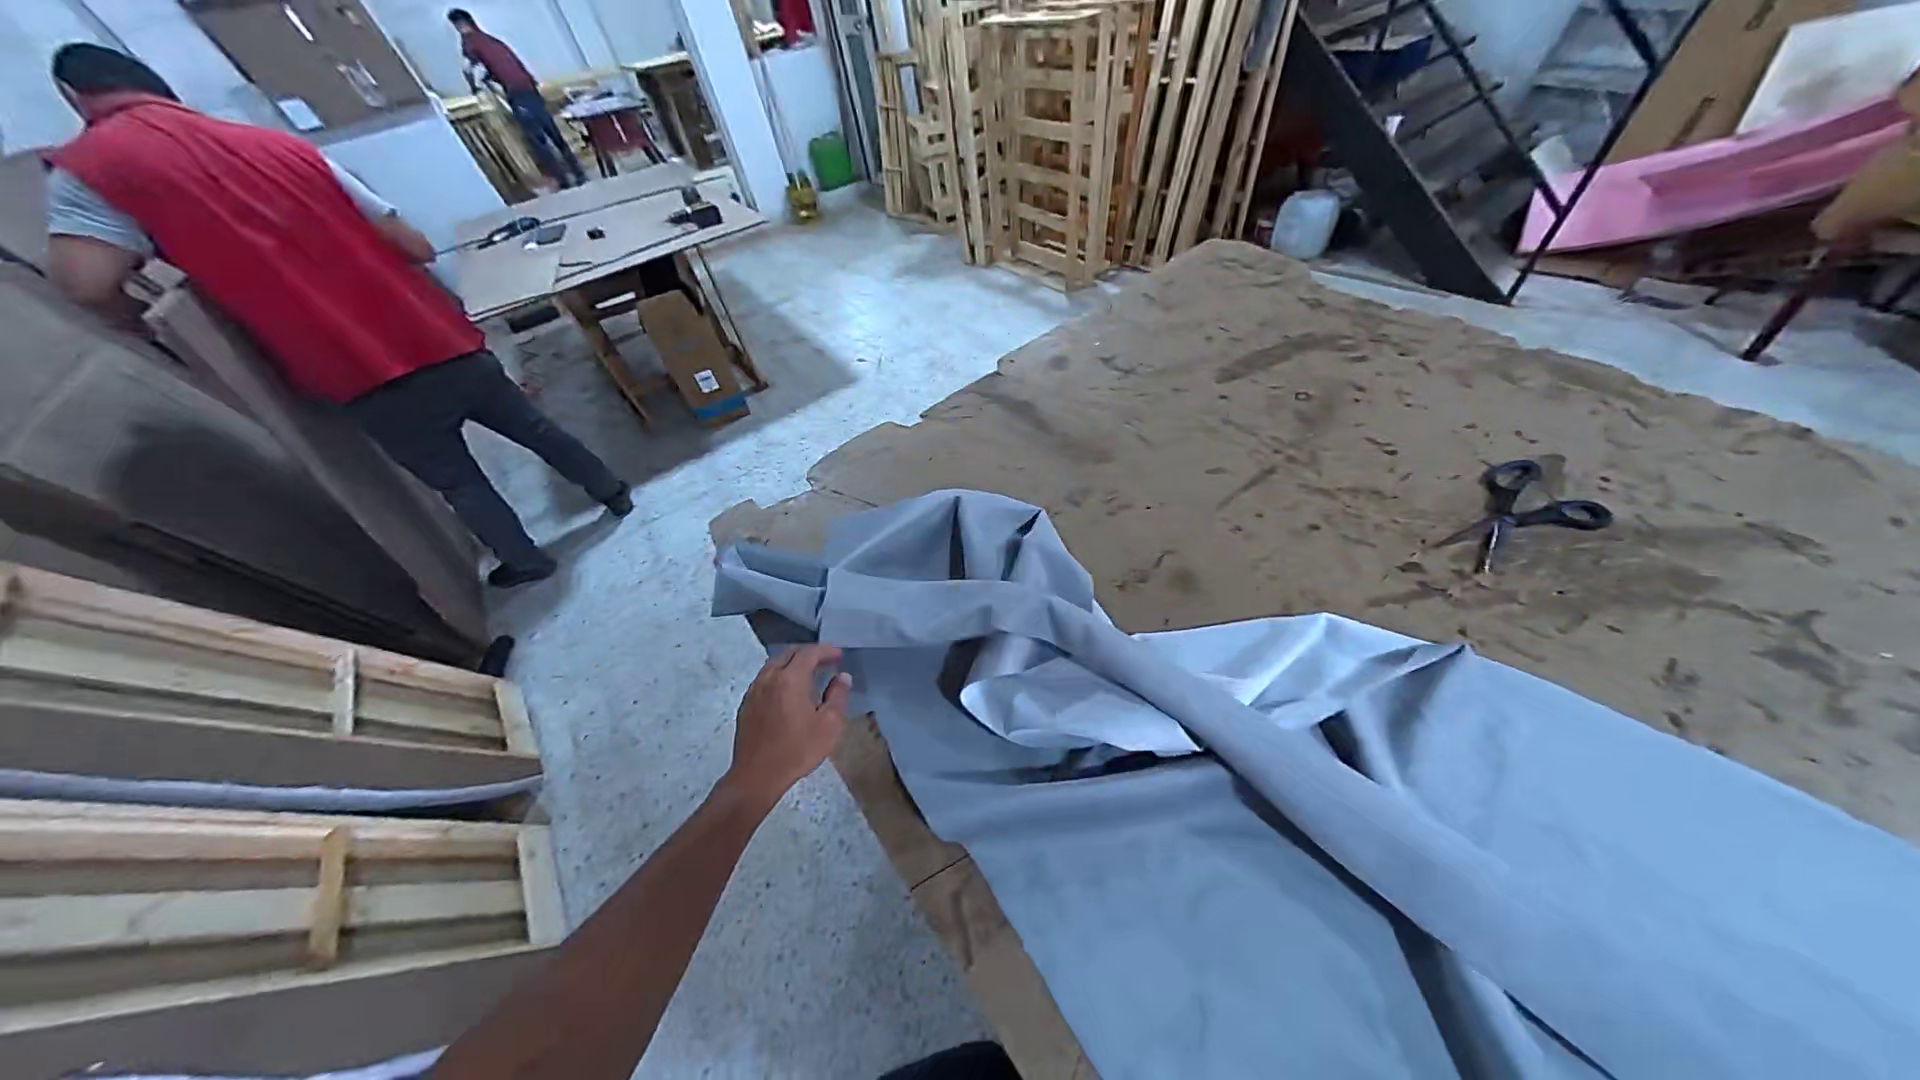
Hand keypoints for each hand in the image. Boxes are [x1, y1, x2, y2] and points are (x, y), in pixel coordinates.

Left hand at [722, 645, 850, 810]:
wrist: (757, 775)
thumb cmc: (797, 750)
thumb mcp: (830, 725)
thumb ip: (838, 696)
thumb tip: (842, 677)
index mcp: (790, 679)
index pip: (809, 653)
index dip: (826, 650)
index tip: (839, 655)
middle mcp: (769, 678)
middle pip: (789, 654)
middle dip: (809, 653)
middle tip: (826, 661)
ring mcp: (754, 690)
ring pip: (774, 665)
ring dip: (793, 663)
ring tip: (808, 674)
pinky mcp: (746, 704)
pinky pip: (765, 678)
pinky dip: (780, 676)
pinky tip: (788, 691)